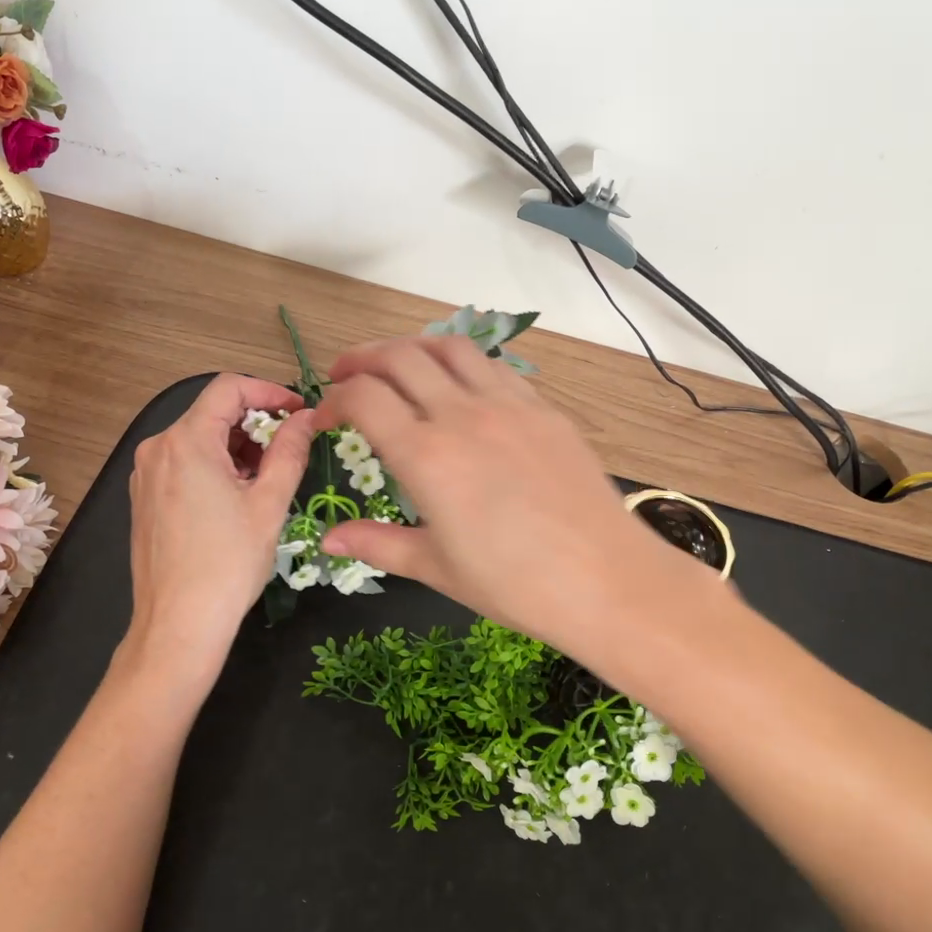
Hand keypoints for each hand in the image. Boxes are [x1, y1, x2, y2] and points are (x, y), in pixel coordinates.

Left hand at [122, 374, 315, 688]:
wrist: (178, 625)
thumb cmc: (228, 564)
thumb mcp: (268, 503)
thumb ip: (289, 451)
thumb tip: (306, 417)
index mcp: (186, 441)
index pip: (228, 387)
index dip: (269, 391)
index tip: (299, 411)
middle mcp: (158, 448)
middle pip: (212, 413)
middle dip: (255, 424)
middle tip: (290, 451)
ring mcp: (146, 475)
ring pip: (198, 440)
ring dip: (236, 448)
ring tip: (267, 481)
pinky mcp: (144, 499)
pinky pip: (184, 464)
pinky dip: (215, 467)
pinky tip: (238, 499)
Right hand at [314, 337, 719, 659]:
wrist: (605, 580)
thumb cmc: (513, 584)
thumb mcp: (435, 567)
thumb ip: (377, 543)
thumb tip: (329, 539)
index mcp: (426, 456)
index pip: (363, 398)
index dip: (333, 400)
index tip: (325, 419)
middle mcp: (462, 415)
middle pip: (399, 356)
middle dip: (362, 358)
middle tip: (344, 375)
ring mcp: (508, 405)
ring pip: (449, 348)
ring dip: (412, 348)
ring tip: (397, 366)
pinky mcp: (544, 409)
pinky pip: (494, 367)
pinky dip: (462, 364)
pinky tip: (460, 387)